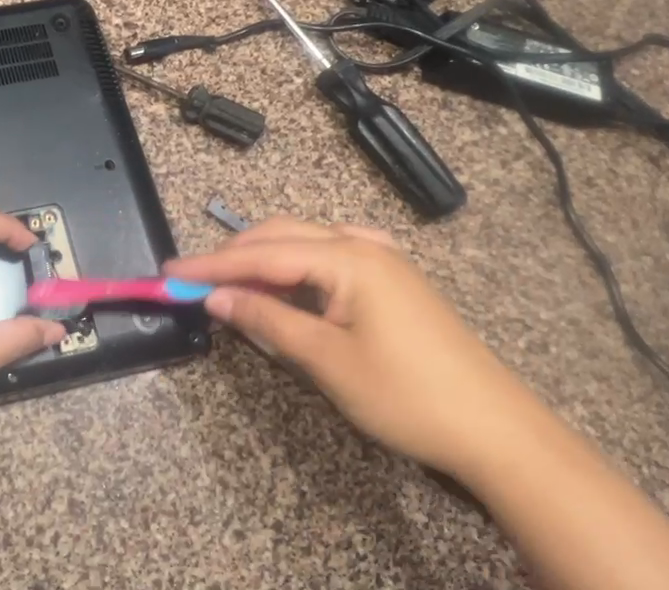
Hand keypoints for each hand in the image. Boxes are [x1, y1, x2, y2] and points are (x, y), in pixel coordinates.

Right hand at [165, 217, 548, 479]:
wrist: (498, 432)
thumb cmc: (407, 395)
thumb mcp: (327, 361)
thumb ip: (267, 320)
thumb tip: (216, 298)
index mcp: (349, 258)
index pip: (264, 253)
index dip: (213, 264)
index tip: (170, 273)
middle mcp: (365, 247)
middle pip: (283, 236)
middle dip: (235, 254)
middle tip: (194, 279)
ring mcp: (385, 262)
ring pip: (308, 241)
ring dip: (265, 256)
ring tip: (232, 280)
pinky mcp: (396, 283)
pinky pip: (333, 254)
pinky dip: (298, 263)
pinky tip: (291, 279)